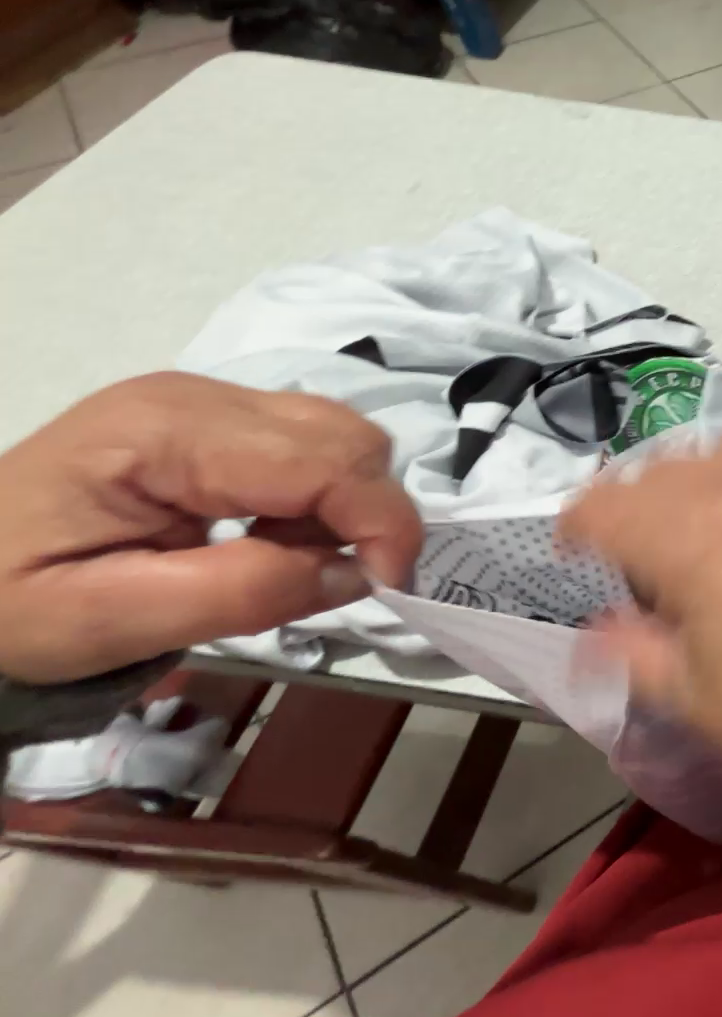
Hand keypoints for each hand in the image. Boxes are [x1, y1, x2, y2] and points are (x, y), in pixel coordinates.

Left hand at [0, 373, 422, 682]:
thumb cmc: (9, 603)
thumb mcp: (105, 621)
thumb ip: (242, 594)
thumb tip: (355, 573)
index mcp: (167, 433)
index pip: (329, 462)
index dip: (382, 524)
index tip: (388, 587)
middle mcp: (203, 396)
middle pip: (352, 439)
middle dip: (371, 514)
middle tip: (330, 573)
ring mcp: (218, 401)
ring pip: (351, 439)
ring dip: (353, 505)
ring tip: (297, 551)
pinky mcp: (229, 419)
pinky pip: (326, 447)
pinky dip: (333, 497)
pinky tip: (282, 529)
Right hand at [559, 440, 721, 799]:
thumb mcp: (700, 701)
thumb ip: (632, 654)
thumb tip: (593, 630)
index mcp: (691, 539)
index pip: (607, 505)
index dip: (576, 526)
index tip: (573, 555)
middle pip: (662, 470)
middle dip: (631, 501)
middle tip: (631, 546)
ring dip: (691, 476)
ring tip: (693, 517)